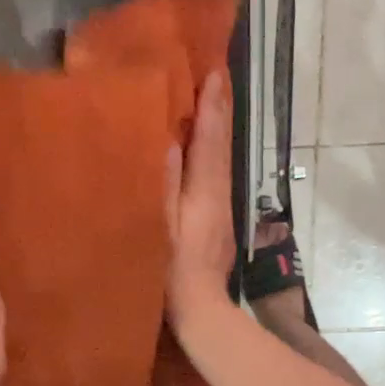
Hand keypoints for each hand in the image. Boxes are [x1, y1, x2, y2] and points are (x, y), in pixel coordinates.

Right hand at [165, 70, 237, 328]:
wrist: (202, 311)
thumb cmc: (173, 272)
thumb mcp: (161, 229)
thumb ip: (165, 188)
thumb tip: (168, 145)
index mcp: (205, 193)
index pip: (210, 142)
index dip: (210, 108)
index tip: (212, 74)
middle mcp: (220, 195)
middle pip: (222, 146)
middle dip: (220, 110)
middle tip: (216, 77)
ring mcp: (223, 209)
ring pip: (222, 160)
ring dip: (218, 129)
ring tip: (212, 103)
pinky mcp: (219, 222)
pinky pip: (217, 176)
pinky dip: (214, 153)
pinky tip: (206, 151)